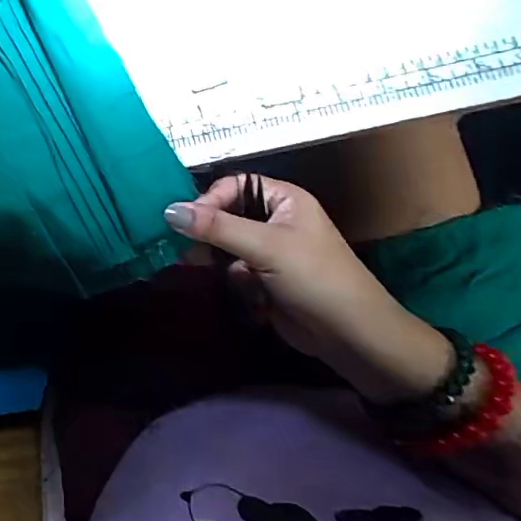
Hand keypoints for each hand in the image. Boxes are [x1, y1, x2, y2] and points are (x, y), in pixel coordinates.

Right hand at [165, 175, 454, 403]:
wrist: (349, 334)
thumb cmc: (314, 277)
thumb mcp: (265, 246)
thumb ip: (217, 227)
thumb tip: (170, 210)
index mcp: (284, 199)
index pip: (235, 186)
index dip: (210, 200)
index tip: (186, 222)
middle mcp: (276, 220)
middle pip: (228, 217)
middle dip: (211, 237)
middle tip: (188, 254)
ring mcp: (271, 253)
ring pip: (228, 249)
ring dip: (227, 267)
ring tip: (236, 283)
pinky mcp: (267, 282)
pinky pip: (237, 275)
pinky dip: (240, 288)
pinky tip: (254, 304)